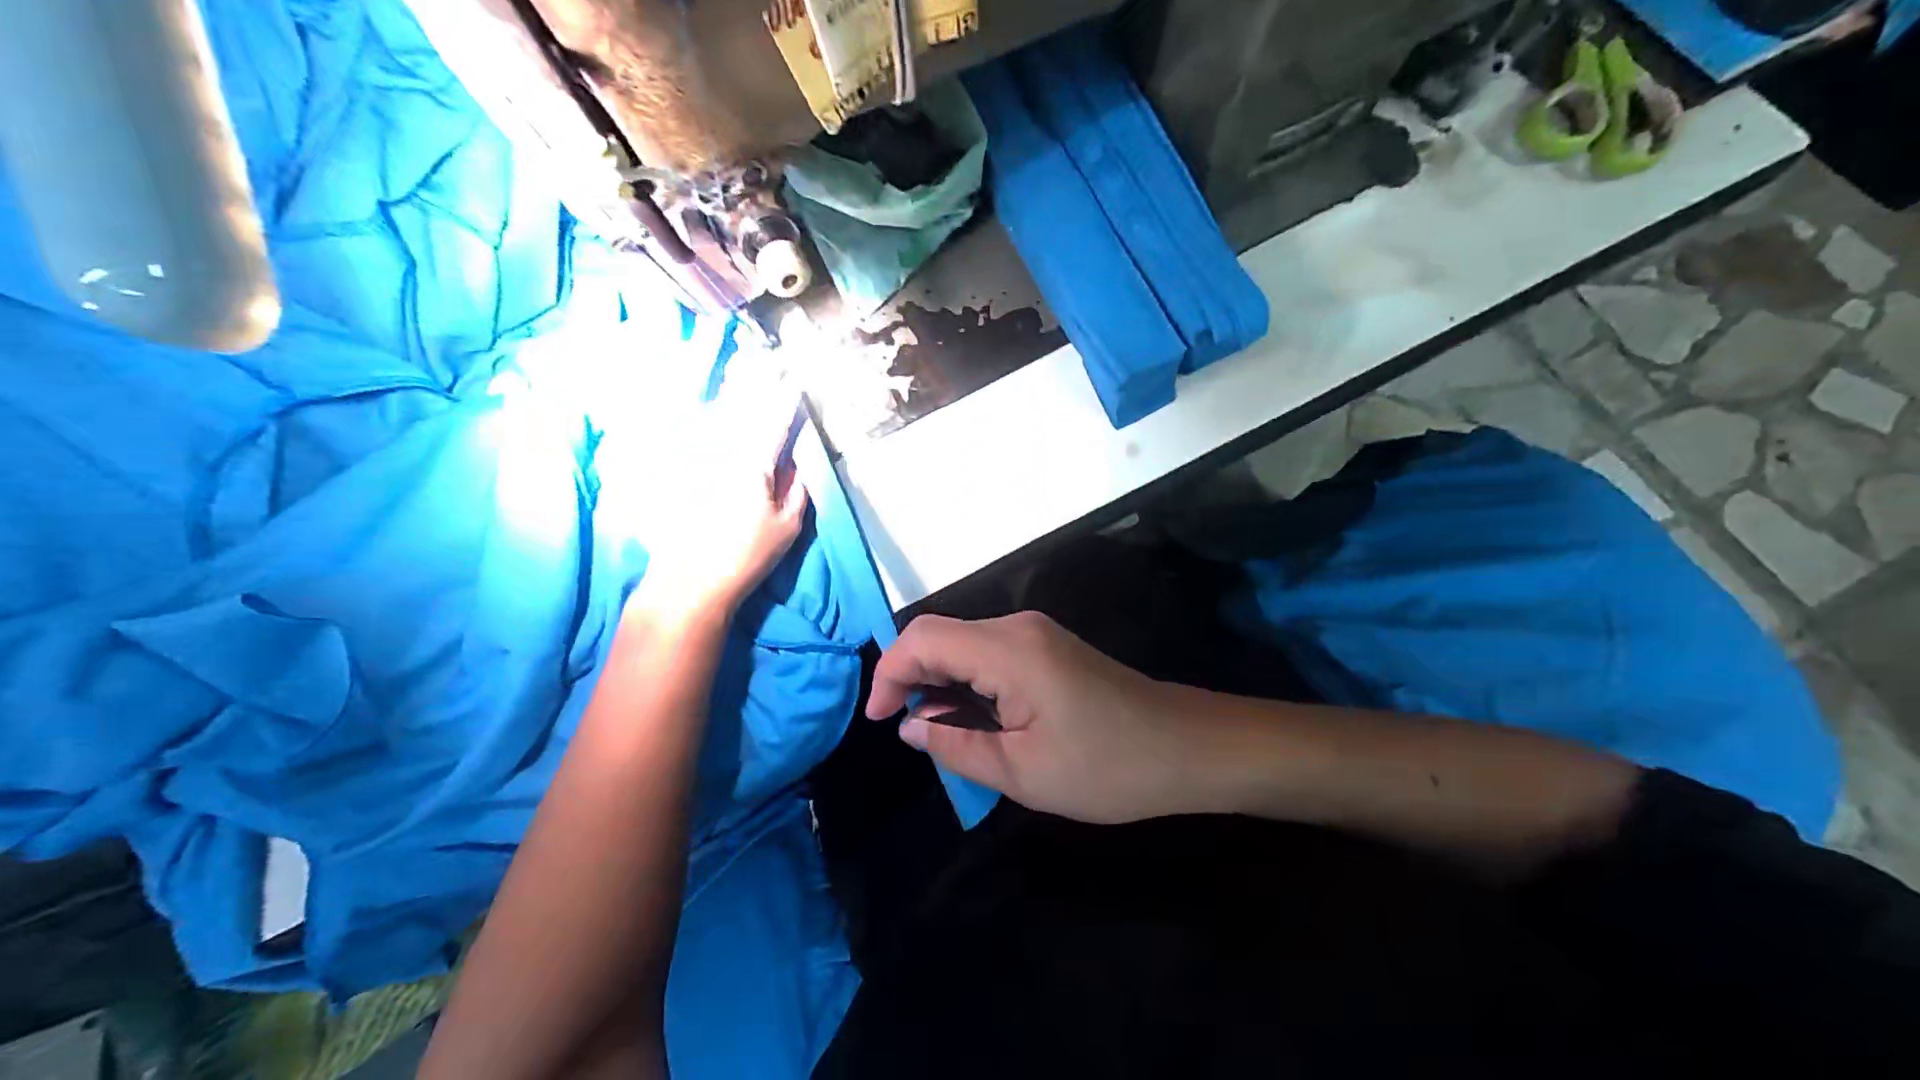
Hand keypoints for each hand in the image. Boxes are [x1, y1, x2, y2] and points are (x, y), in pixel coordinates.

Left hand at [619, 373, 808, 617]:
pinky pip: (694, 433)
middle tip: (768, 360)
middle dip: (756, 380)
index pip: (776, 418)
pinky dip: (707, 418)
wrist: (687, 582)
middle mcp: (721, 448)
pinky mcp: (675, 468)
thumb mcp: (787, 525)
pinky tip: (712, 409)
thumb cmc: (746, 556)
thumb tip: (795, 459)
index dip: (788, 395)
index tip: (796, 375)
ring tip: (742, 371)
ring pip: (716, 414)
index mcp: (754, 461)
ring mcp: (694, 456)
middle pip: (741, 405)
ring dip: (731, 394)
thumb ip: (796, 486)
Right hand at [866, 612, 1231, 824]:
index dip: (890, 674)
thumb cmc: (1108, 767)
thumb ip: (956, 746)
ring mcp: (1036, 634)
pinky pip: (988, 652)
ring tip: (931, 729)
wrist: (1189, 748)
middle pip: (940, 634)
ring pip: (963, 642)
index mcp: (1008, 651)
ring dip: (937, 679)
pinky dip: (965, 679)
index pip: (923, 639)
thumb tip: (910, 726)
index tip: (880, 720)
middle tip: (902, 728)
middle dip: (909, 676)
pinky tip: (969, 716)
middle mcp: (1018, 628)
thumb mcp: (1023, 772)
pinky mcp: (1049, 647)